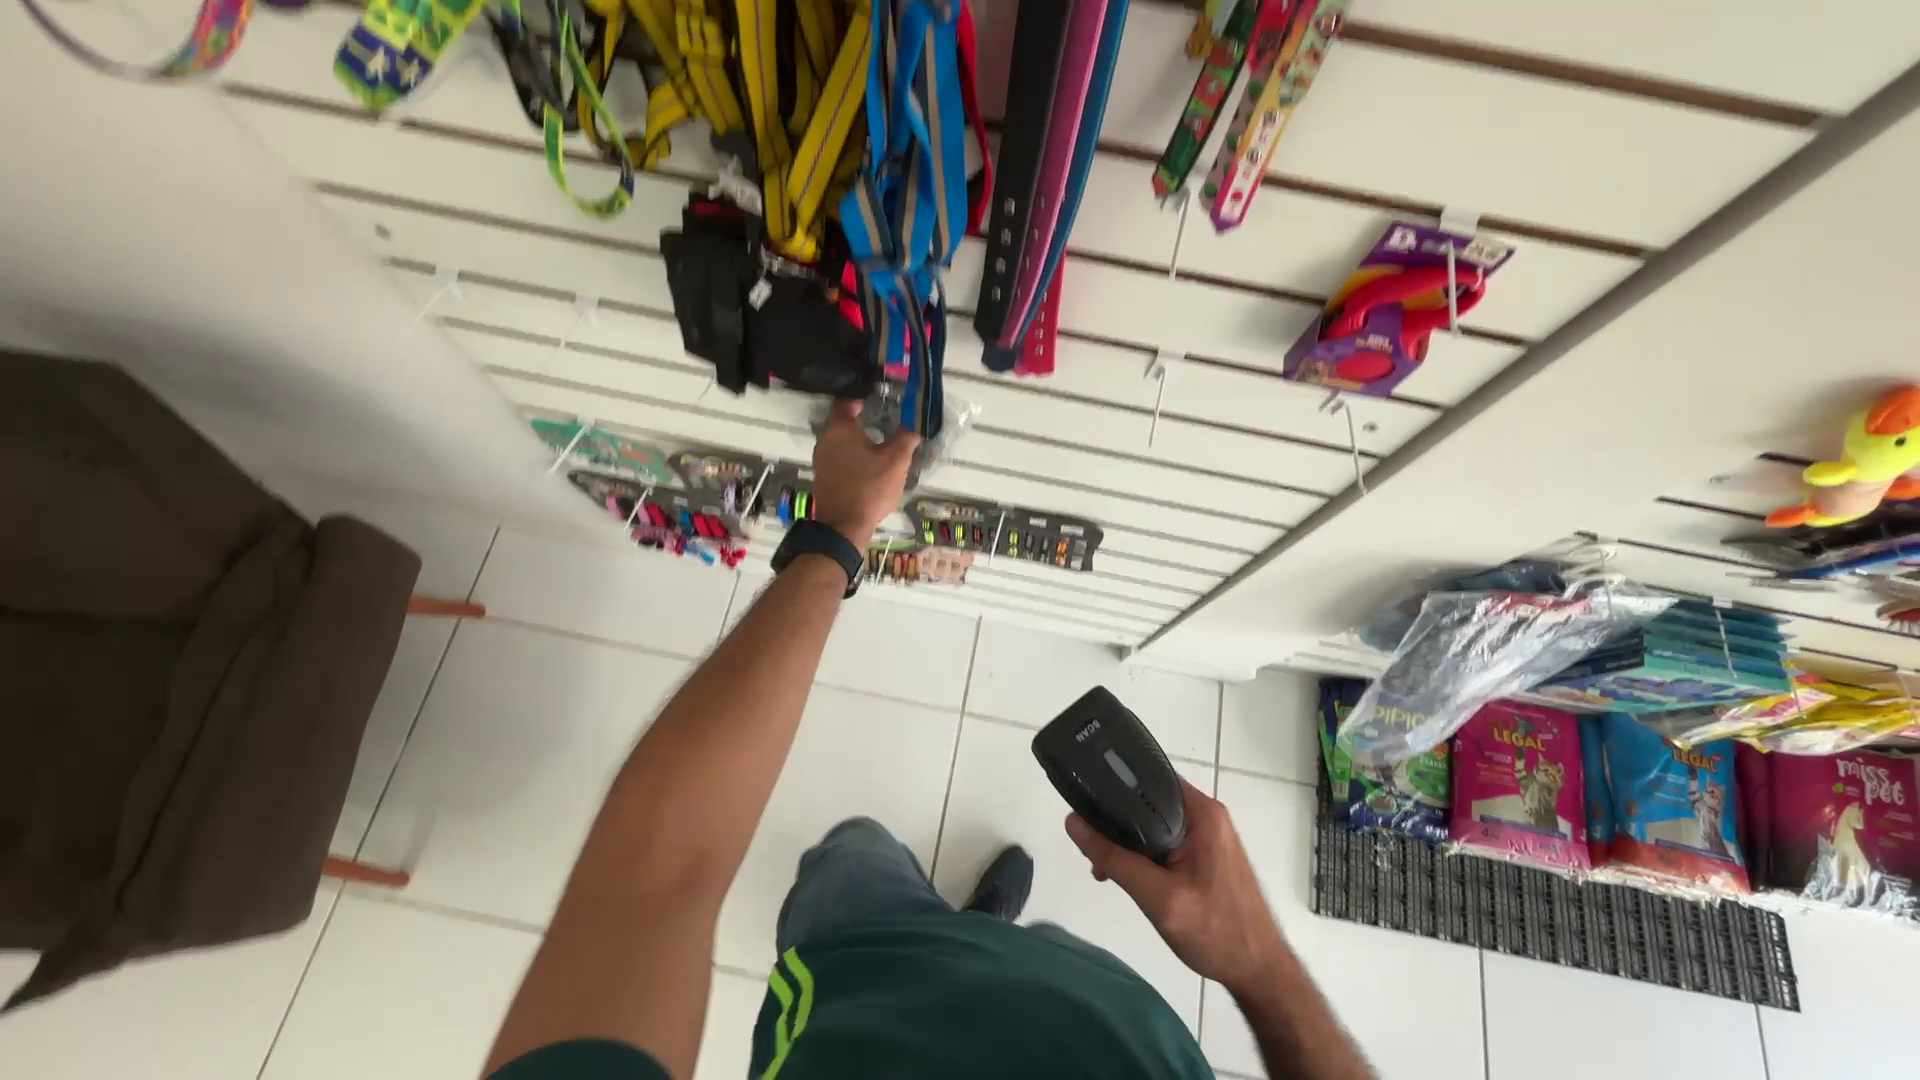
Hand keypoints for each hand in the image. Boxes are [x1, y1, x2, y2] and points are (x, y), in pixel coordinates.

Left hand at [811, 399, 919, 550]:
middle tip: (885, 412)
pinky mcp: (824, 473)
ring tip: (881, 434)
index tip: (881, 393)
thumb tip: (916, 421)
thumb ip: (907, 437)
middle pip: (843, 417)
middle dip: (863, 414)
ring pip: (841, 437)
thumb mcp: (896, 460)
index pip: (847, 398)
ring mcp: (821, 457)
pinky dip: (853, 450)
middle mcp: (825, 438)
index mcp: (838, 427)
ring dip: (858, 434)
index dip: (864, 393)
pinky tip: (869, 457)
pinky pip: (839, 453)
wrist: (844, 526)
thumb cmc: (869, 488)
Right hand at [1065, 778, 1286, 993]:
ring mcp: (1210, 836)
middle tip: (1091, 845)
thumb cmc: (1215, 932)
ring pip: (1156, 823)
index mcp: (1203, 814)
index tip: (1085, 799)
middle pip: (1150, 800)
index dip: (1115, 783)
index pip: (1151, 777)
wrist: (1259, 973)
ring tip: (1104, 867)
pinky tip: (1128, 875)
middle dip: (1117, 820)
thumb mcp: (1158, 897)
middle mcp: (1208, 816)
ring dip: (1129, 842)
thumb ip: (1115, 859)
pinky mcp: (1207, 855)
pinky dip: (1145, 853)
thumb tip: (1073, 823)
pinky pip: (1168, 841)